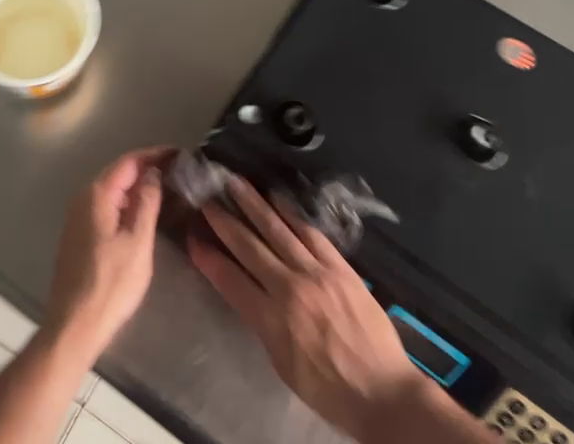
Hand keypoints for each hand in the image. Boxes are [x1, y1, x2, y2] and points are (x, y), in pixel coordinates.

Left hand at [44, 148, 169, 358]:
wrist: (75, 324)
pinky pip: (106, 207)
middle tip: (177, 170)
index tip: (180, 154)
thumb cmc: (111, 283)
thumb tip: (152, 173)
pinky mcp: (79, 235)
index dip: (154, 154)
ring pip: (112, 191)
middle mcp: (83, 199)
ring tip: (167, 187)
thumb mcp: (138, 242)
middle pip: (118, 173)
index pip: (128, 162)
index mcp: (96, 195)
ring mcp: (78, 218)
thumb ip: (146, 203)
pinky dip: (126, 203)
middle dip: (147, 167)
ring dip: (137, 186)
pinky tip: (143, 212)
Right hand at [187, 177, 424, 440]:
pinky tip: (277, 198)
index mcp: (269, 318)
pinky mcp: (340, 267)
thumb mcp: (280, 362)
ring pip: (278, 230)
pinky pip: (311, 233)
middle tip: (207, 196)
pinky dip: (292, 213)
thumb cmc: (326, 388)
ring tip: (235, 182)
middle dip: (224, 220)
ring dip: (254, 203)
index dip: (208, 256)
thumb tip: (247, 293)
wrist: (381, 390)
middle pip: (249, 246)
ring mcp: (316, 273)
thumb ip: (262, 322)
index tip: (192, 236)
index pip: (229, 278)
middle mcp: (289, 288)